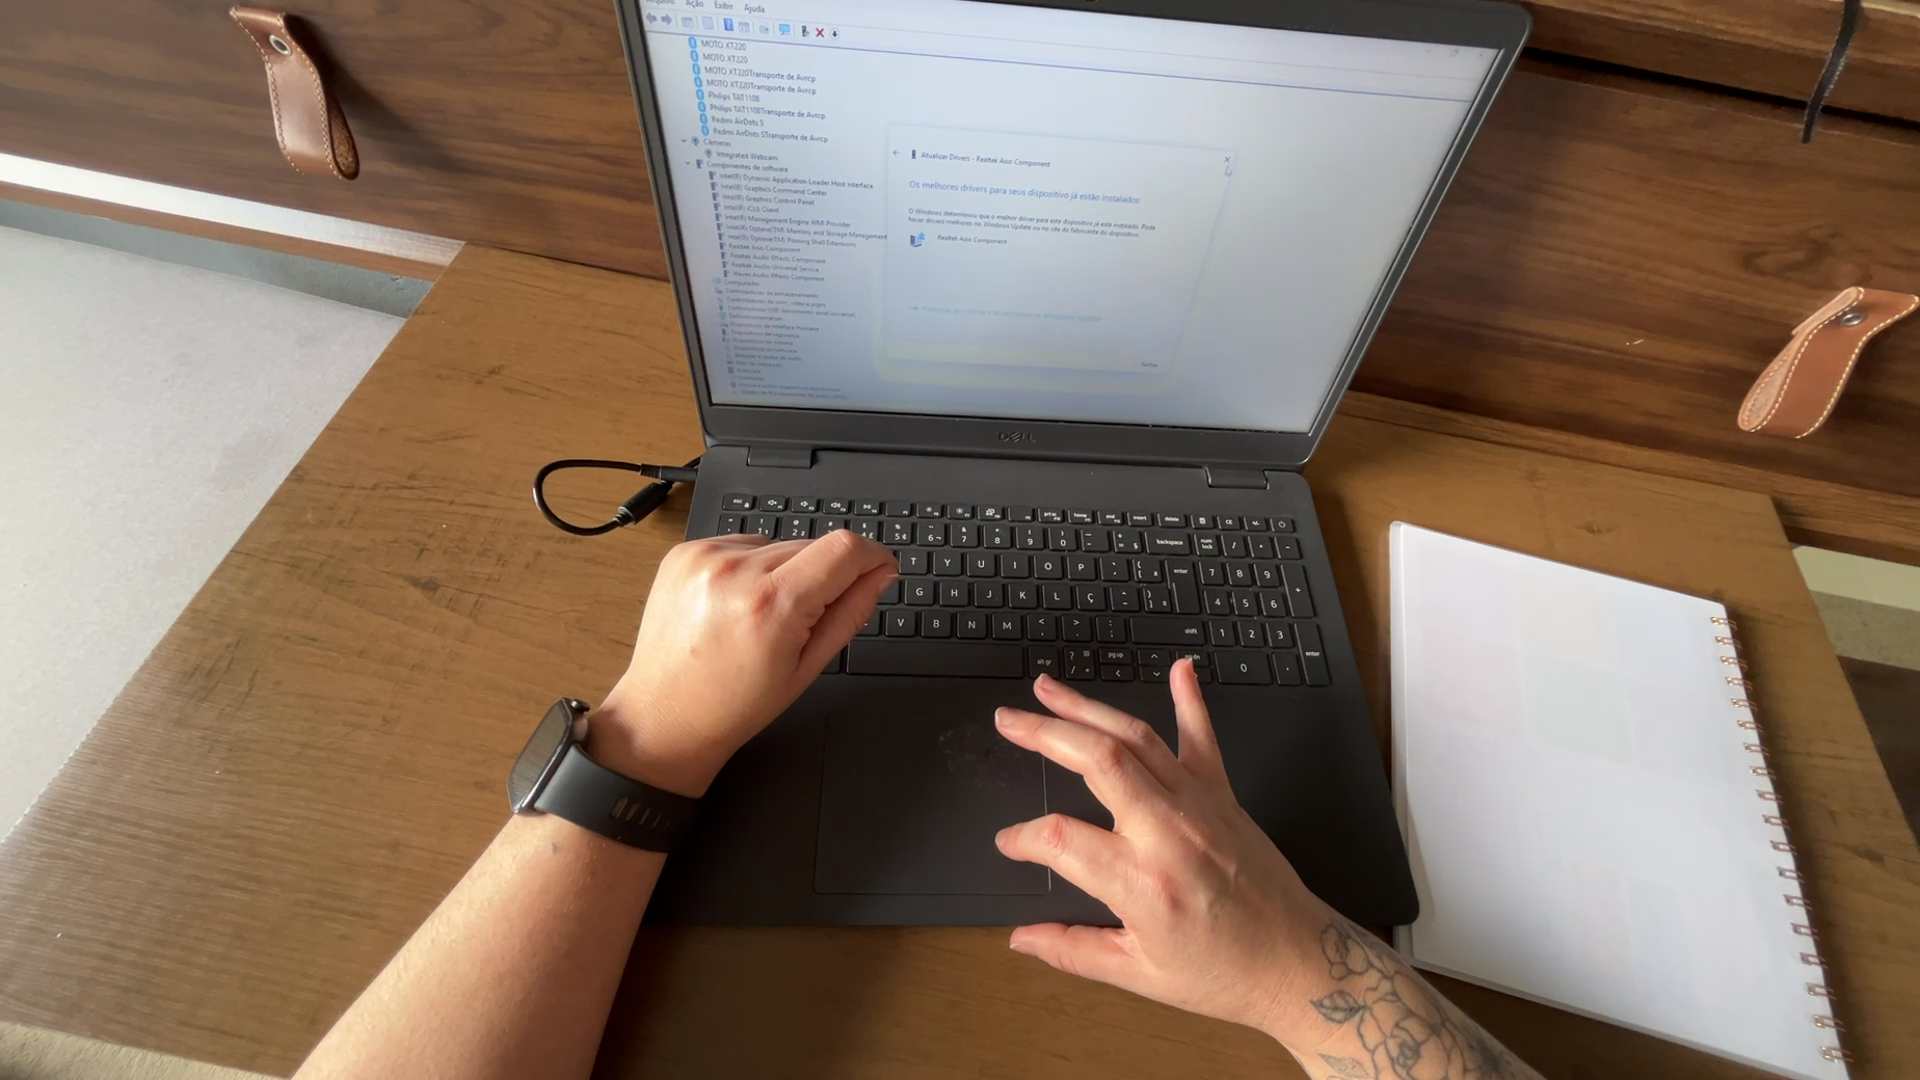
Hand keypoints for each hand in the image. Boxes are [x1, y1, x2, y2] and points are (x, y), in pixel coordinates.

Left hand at [592, 530, 895, 795]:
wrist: (663, 718)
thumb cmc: (734, 704)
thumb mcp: (809, 667)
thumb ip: (851, 612)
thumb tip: (881, 573)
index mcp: (771, 605)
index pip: (844, 549)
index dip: (872, 556)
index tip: (879, 568)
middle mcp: (735, 571)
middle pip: (813, 546)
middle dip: (823, 576)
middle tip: (801, 621)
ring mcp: (705, 558)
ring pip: (779, 545)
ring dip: (785, 571)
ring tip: (761, 617)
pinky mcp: (685, 552)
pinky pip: (745, 545)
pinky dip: (752, 568)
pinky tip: (737, 605)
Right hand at [992, 662, 1335, 1038]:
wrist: (1302, 964)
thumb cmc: (1224, 973)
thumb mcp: (1139, 976)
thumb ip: (1072, 951)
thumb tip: (1020, 937)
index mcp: (1143, 883)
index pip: (1060, 839)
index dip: (1022, 838)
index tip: (1008, 843)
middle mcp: (1168, 831)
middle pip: (1097, 759)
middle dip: (1044, 732)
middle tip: (1008, 719)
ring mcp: (1197, 803)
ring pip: (1135, 737)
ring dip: (1086, 707)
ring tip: (1048, 688)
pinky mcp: (1221, 792)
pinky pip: (1201, 736)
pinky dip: (1189, 698)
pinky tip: (1179, 669)